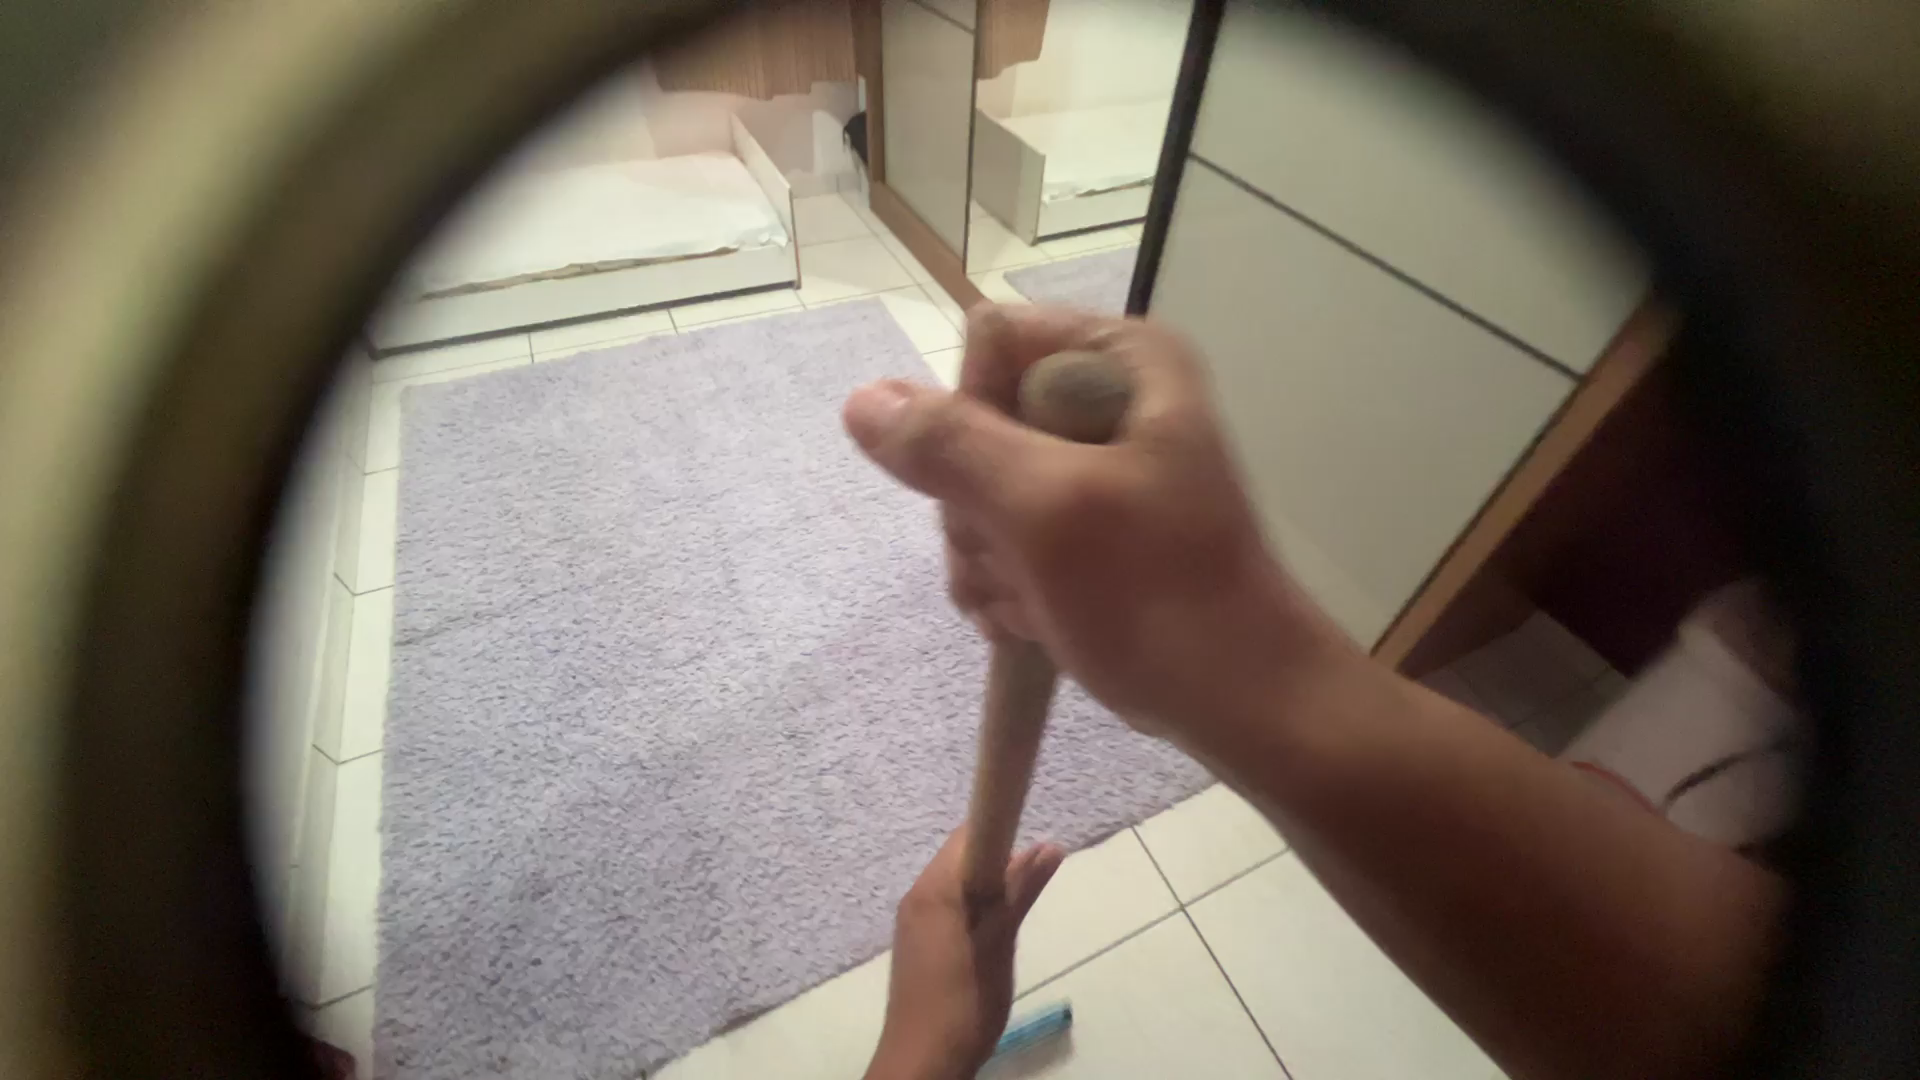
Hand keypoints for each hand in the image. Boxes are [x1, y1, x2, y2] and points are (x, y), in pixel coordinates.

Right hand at [842, 304, 1353, 744]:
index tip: (1007, 486)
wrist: (1238, 701)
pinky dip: (1003, 584)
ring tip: (1035, 600)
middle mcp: (1103, 402)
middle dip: (979, 510)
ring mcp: (1089, 468)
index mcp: (1119, 362)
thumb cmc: (1159, 599)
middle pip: (973, 426)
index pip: (989, 345)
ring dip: (987, 560)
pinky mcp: (1079, 525)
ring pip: (975, 490)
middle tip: (1024, 560)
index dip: (973, 416)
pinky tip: (1032, 618)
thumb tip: (861, 400)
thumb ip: (952, 447)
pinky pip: (999, 535)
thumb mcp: (1049, 510)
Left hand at [865, 827, 1063, 1079]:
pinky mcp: (915, 940)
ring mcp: (912, 918)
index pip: (969, 834)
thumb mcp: (1000, 944)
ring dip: (986, 885)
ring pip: (955, 880)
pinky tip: (991, 932)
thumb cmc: (965, 1002)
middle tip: (1030, 884)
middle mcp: (917, 893)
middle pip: (960, 855)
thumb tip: (1050, 845)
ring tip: (1015, 910)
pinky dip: (971, 905)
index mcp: (935, 888)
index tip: (1029, 845)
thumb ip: (1021, 891)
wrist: (920, 1065)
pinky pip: (946, 903)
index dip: (1000, 830)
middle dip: (997, 861)